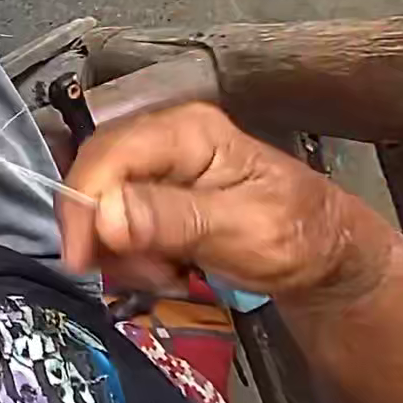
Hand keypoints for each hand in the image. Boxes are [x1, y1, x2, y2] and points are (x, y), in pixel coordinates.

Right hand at [58, 102, 398, 305]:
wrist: (322, 250)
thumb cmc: (300, 233)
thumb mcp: (246, 230)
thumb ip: (173, 220)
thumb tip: (106, 216)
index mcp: (188, 130)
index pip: (111, 154)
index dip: (85, 201)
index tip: (80, 254)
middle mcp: (162, 136)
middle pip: (96, 173)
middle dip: (100, 229)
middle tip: (133, 272)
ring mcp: (154, 162)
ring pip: (98, 198)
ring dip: (115, 245)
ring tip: (162, 271)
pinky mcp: (148, 188)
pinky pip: (111, 216)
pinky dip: (123, 249)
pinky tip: (158, 265)